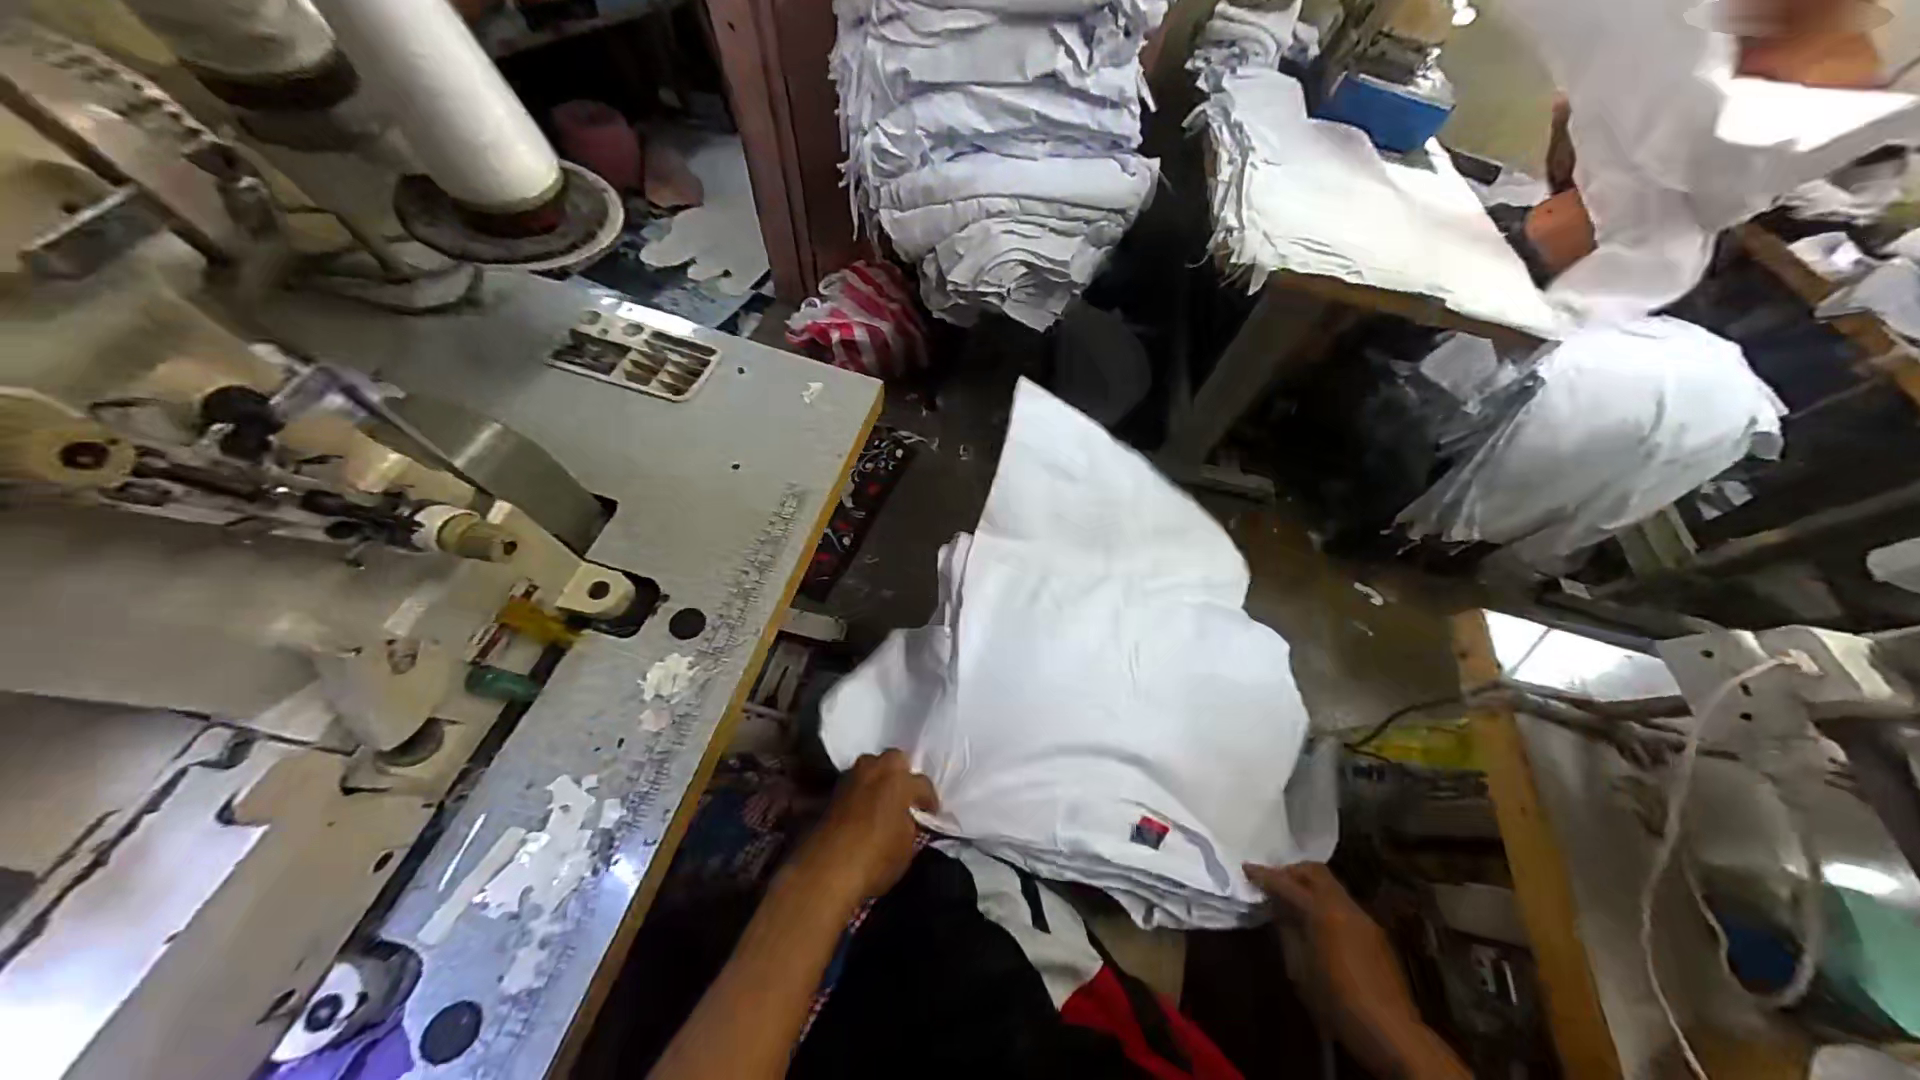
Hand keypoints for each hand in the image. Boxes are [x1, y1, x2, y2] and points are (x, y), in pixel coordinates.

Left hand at [786, 750, 936, 905]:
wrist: (826, 870)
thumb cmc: (876, 858)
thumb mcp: (908, 847)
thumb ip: (913, 825)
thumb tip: (910, 819)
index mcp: (900, 780)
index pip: (923, 783)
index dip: (929, 800)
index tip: (930, 814)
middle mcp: (876, 770)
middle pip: (895, 759)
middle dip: (902, 773)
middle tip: (905, 796)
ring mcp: (851, 778)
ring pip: (871, 766)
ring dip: (879, 777)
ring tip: (883, 799)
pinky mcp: (833, 791)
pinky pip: (856, 782)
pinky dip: (862, 790)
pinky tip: (865, 808)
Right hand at [1246, 863, 1466, 1079]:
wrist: (1391, 1031)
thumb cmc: (1336, 1000)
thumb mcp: (1298, 967)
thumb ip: (1286, 931)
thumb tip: (1278, 910)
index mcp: (1322, 911)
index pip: (1286, 883)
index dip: (1264, 875)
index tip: (1246, 868)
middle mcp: (1345, 906)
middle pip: (1316, 872)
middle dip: (1291, 872)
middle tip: (1272, 882)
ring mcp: (1364, 919)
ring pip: (1332, 887)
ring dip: (1309, 887)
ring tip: (1292, 902)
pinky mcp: (1375, 934)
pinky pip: (1343, 905)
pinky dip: (1325, 903)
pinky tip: (1316, 924)